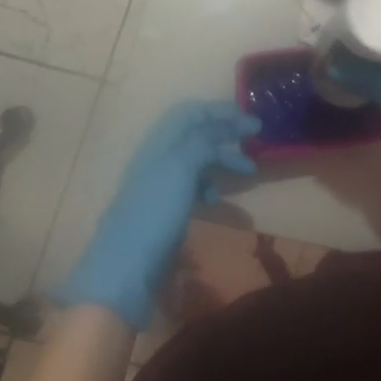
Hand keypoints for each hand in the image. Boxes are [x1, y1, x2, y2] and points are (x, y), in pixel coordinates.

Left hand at [56, 101, 256, 328]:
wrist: (125, 269)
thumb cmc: (153, 212)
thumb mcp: (180, 168)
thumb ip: (202, 141)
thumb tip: (223, 126)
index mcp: (159, 144)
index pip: (190, 113)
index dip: (219, 111)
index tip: (250, 120)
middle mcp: (159, 160)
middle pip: (196, 135)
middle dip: (226, 134)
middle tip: (256, 141)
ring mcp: (160, 187)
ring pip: (197, 162)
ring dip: (223, 162)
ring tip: (248, 173)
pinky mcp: (164, 211)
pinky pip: (192, 188)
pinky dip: (209, 187)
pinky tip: (217, 200)